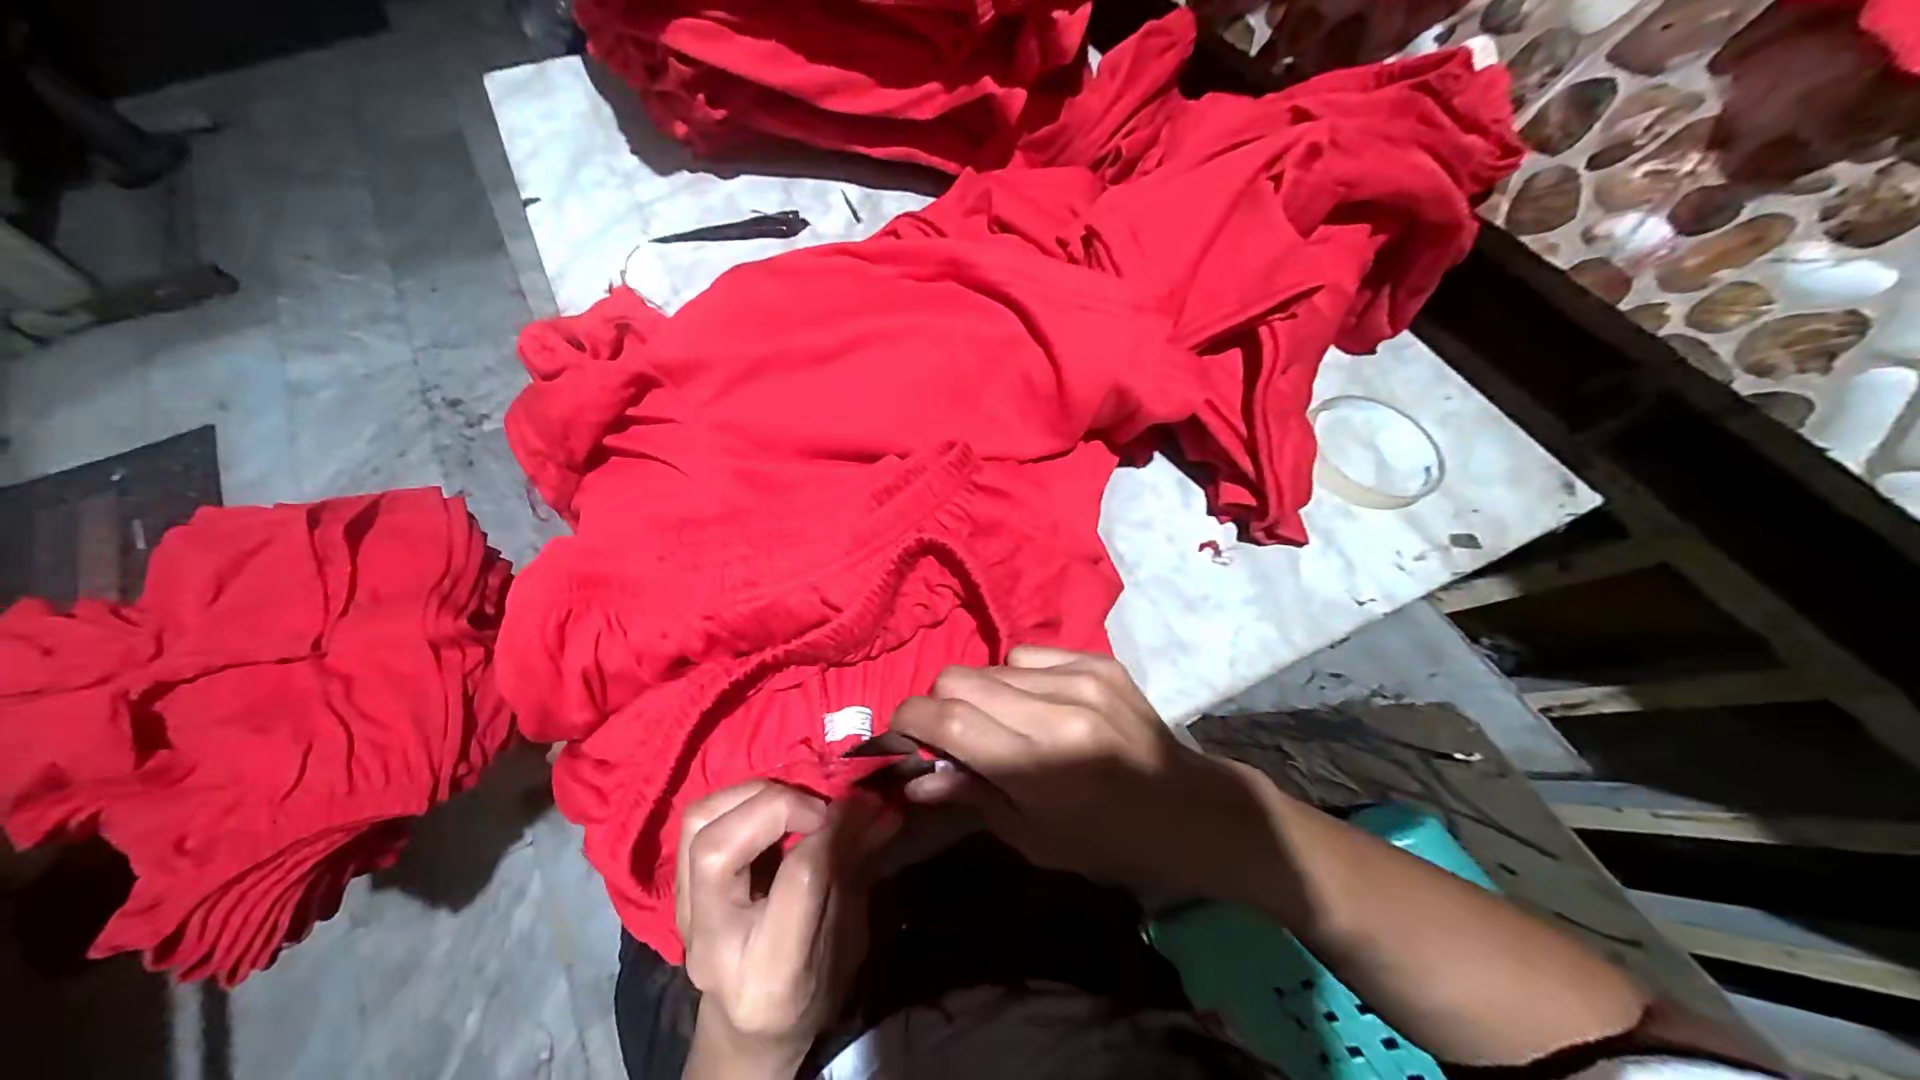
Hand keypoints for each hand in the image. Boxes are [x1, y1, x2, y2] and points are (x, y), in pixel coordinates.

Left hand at [676, 781, 896, 1077]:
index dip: (834, 828)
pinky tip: (770, 806)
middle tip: (823, 807)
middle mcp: (713, 941)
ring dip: (752, 795)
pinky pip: (696, 821)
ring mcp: (686, 913)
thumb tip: (877, 806)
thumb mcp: (850, 936)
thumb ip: (855, 868)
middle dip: (780, 806)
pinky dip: (736, 799)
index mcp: (769, 969)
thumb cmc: (814, 988)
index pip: (797, 876)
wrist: (750, 1027)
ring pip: (698, 824)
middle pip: (721, 848)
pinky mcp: (678, 887)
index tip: (863, 805)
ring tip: (794, 800)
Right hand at [890, 646, 1271, 900]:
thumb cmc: (1105, 839)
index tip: (902, 734)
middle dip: (938, 705)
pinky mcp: (1097, 661)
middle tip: (952, 734)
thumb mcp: (1032, 838)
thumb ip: (970, 797)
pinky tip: (1038, 703)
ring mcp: (1080, 677)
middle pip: (959, 679)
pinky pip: (1028, 654)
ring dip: (980, 693)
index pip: (946, 720)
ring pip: (990, 665)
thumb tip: (913, 776)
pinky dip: (1016, 677)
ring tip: (1003, 721)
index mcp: (1039, 764)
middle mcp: (1057, 710)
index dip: (909, 721)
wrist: (1187, 806)